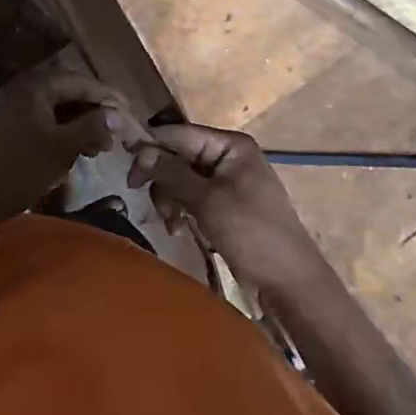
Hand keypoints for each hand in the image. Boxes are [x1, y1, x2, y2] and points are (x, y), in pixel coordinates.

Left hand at [0, 69, 131, 218]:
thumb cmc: (20, 169)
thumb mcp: (61, 148)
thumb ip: (92, 127)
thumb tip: (118, 115)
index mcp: (35, 87)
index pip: (79, 82)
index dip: (106, 96)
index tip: (128, 110)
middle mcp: (22, 89)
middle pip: (67, 93)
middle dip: (93, 111)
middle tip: (114, 130)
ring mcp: (11, 107)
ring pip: (55, 108)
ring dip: (78, 123)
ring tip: (98, 147)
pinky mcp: (6, 126)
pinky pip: (42, 119)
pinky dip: (61, 131)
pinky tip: (73, 149)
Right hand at [128, 124, 326, 292]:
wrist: (288, 280)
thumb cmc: (251, 232)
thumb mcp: (208, 200)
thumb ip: (172, 173)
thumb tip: (139, 150)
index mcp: (230, 145)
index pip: (180, 134)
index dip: (151, 147)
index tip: (127, 169)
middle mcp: (228, 156)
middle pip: (179, 156)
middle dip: (163, 181)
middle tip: (155, 208)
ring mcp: (227, 181)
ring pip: (182, 178)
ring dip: (170, 199)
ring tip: (172, 224)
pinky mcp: (224, 204)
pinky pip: (192, 197)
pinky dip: (181, 209)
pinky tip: (178, 228)